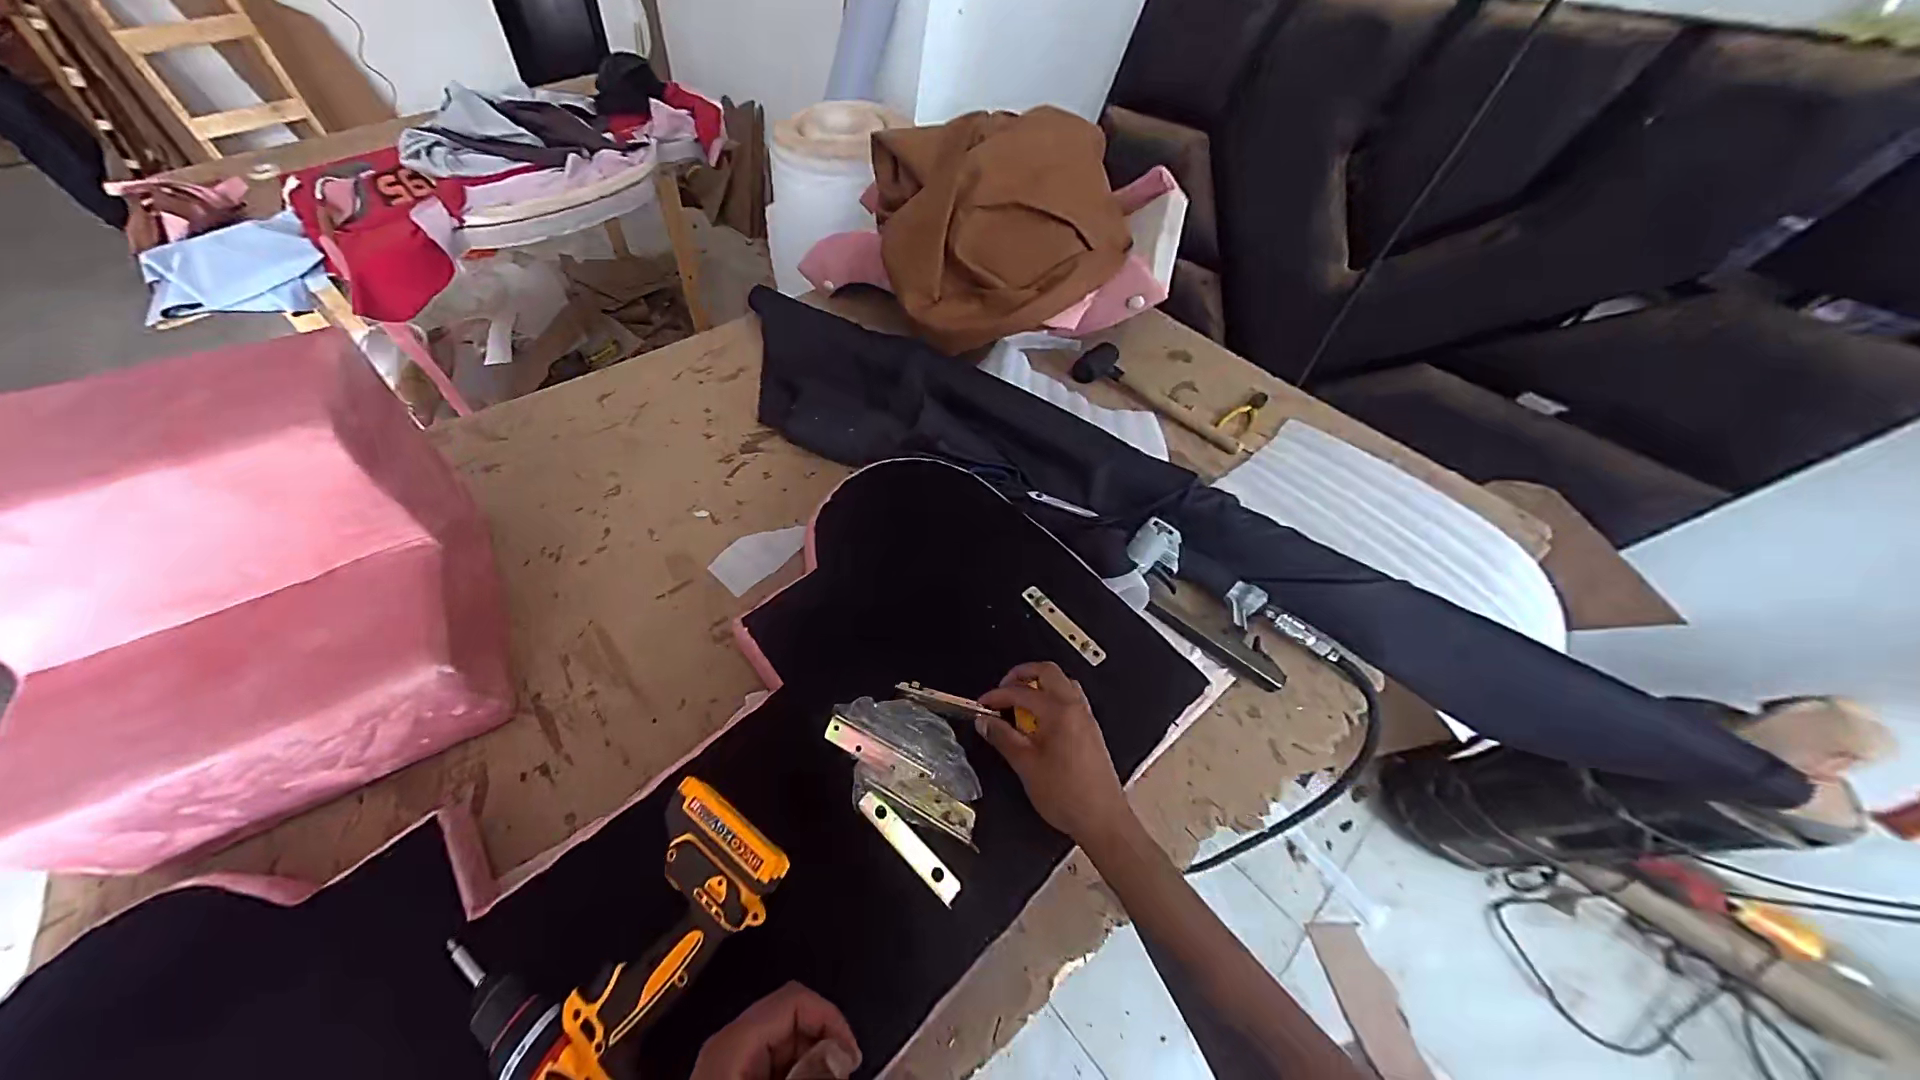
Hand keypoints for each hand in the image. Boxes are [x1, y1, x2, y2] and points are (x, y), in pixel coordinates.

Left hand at [689, 982, 861, 1079]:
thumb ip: (810, 1075)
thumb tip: (843, 1054)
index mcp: (735, 1042)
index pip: (795, 999)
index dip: (830, 1020)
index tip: (851, 1060)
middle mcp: (730, 1046)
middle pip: (792, 1020)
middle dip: (823, 1046)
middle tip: (840, 1079)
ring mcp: (729, 1067)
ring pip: (786, 1045)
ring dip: (812, 1065)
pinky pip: (774, 1067)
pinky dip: (795, 1075)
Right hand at [977, 662, 1132, 847]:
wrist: (1101, 819)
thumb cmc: (1068, 796)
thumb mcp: (1025, 765)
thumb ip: (1003, 738)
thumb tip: (986, 722)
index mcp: (1059, 712)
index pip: (1021, 692)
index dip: (997, 696)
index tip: (984, 705)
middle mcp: (1076, 708)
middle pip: (1048, 671)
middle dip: (1021, 674)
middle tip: (1003, 687)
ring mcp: (1086, 717)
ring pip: (1062, 682)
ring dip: (1039, 684)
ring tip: (1019, 702)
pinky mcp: (1090, 729)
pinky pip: (1071, 698)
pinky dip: (1052, 698)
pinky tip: (1039, 719)